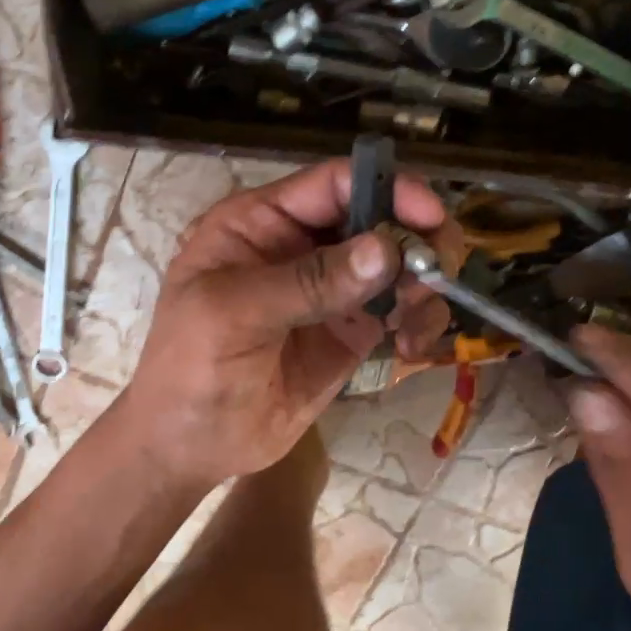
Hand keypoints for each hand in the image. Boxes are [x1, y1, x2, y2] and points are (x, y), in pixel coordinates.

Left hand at [124, 160, 451, 486]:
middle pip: (379, 216)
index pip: (335, 184)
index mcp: (263, 222)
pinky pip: (402, 311)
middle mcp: (304, 246)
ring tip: (417, 323)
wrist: (189, 446)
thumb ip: (311, 282)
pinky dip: (421, 321)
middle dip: (418, 239)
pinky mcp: (354, 331)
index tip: (431, 217)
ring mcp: (333, 290)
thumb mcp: (235, 314)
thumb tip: (387, 251)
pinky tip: (411, 348)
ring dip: (425, 285)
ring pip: (400, 264)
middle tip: (441, 272)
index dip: (388, 188)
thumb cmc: (190, 368)